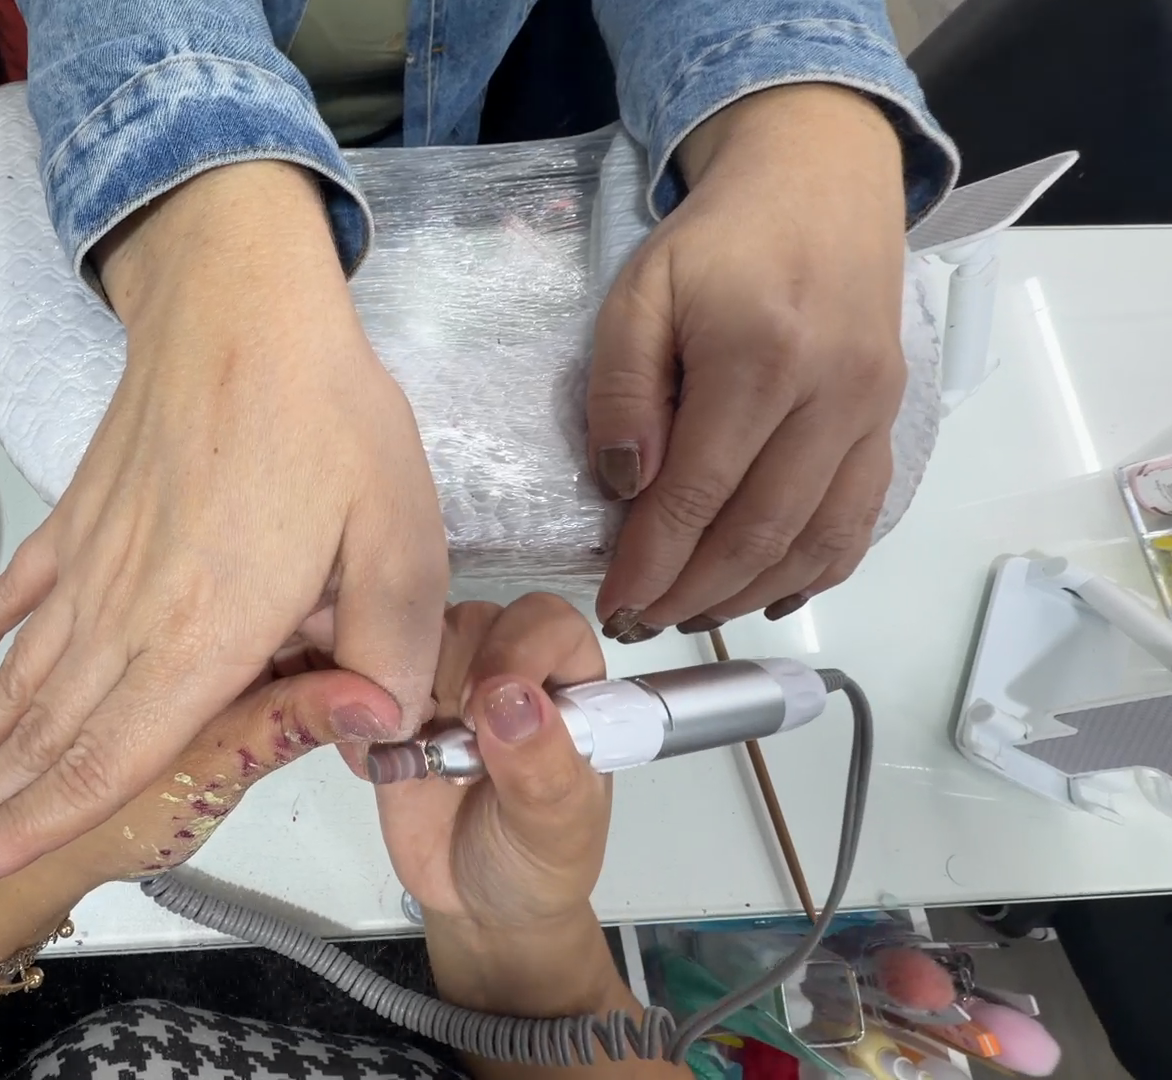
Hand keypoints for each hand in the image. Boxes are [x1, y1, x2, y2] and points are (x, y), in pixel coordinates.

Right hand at [0, 160, 448, 887]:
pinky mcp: (79, 511)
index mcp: (205, 632)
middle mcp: (130, 611)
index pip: (115, 753)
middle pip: (53, 727)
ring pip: (26, 670)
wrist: (240, 303)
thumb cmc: (325, 417)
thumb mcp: (401, 535)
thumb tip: (374, 726)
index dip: (49, 822)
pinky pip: (22, 583)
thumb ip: (391, 645)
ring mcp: (91, 558)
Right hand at [373, 596, 692, 1079]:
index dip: (516, 647)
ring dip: (400, 683)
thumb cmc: (534, 862)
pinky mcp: (388, 702)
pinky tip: (374, 748)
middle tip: (441, 734)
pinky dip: (356, 699)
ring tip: (406, 743)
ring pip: (411, 635)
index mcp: (562, 682)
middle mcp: (501, 666)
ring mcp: (439, 682)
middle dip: (451, 671)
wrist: (471, 901)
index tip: (485, 705)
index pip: (546, 622)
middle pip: (470, 620)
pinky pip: (363, 670)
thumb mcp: (555, 831)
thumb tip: (510, 697)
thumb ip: (543, 770)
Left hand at [589, 84, 908, 640]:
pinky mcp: (887, 420)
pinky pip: (859, 516)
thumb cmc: (707, 247)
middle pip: (758, 530)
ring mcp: (873, 413)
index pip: (696, 494)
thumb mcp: (635, 301)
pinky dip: (815, 569)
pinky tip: (769, 595)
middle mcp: (832, 398)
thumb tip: (628, 483)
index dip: (651, 562)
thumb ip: (623, 392)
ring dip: (747, 592)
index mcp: (759, 362)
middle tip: (639, 623)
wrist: (815, 188)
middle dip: (691, 592)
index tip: (613, 604)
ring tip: (686, 617)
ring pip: (815, 537)